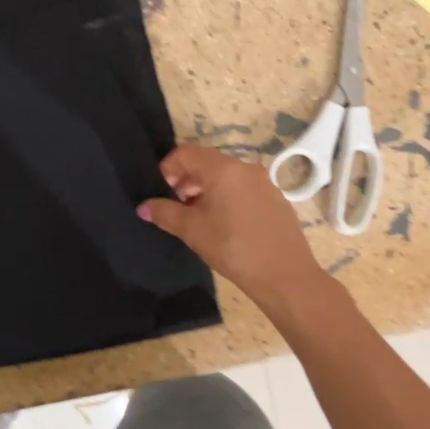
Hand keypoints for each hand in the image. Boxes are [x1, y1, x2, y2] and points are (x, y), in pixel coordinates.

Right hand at [137, 145, 326, 307]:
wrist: (285, 275)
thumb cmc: (233, 248)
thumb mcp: (192, 230)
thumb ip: (165, 213)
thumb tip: (144, 207)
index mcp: (224, 170)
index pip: (187, 153)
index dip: (168, 168)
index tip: (162, 192)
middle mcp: (246, 169)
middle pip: (207, 163)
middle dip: (186, 180)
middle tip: (177, 207)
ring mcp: (264, 183)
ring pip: (225, 176)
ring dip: (205, 190)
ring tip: (198, 219)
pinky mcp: (275, 198)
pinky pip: (242, 188)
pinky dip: (226, 197)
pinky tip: (224, 226)